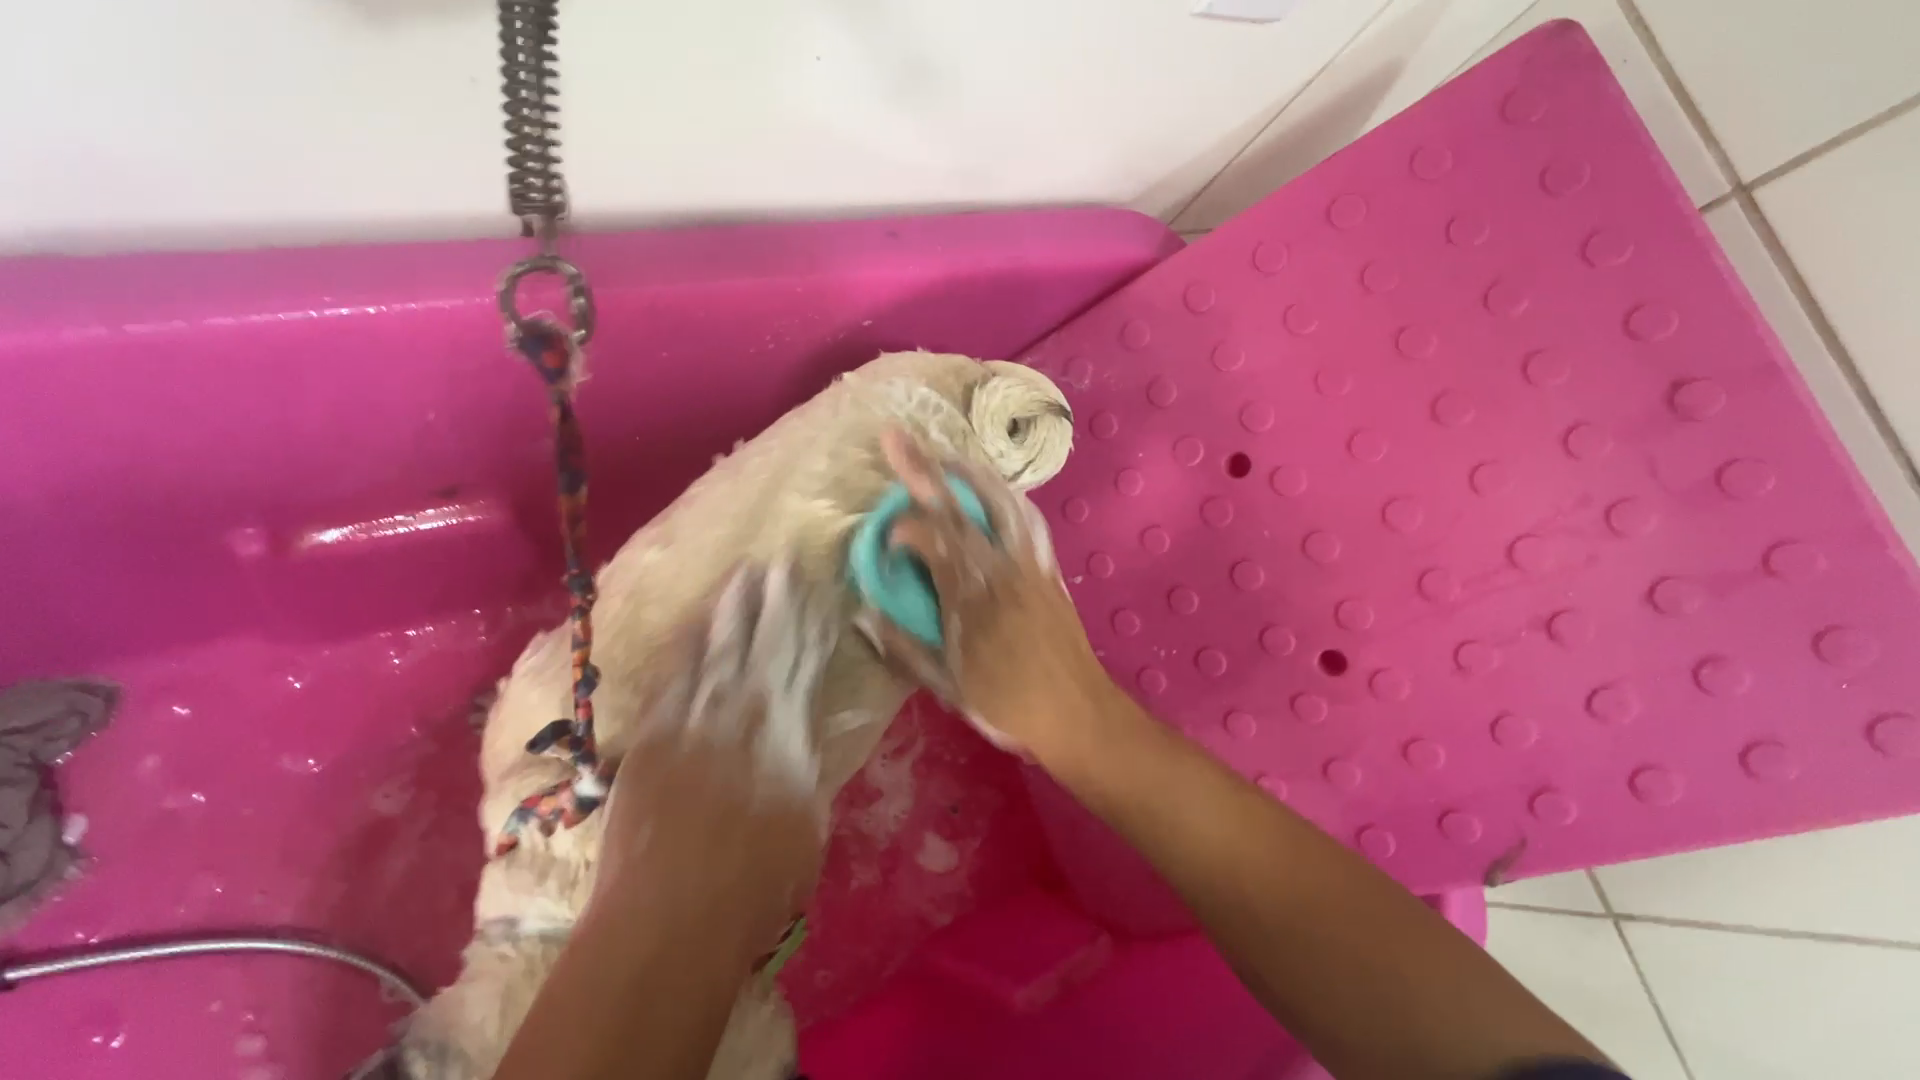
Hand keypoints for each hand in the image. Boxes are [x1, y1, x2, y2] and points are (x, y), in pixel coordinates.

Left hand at [589, 560, 833, 963]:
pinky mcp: (654, 731)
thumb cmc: (757, 882)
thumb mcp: (809, 823)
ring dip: (733, 607)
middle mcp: (746, 712)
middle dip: (776, 601)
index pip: (805, 664)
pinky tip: (696, 619)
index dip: (812, 626)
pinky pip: (674, 672)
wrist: (673, 912)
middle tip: (782, 562)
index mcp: (790, 732)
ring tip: (744, 572)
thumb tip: (804, 734)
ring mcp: (695, 717)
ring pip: (719, 646)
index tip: (818, 592)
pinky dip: (688, 641)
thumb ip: (806, 768)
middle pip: (765, 643)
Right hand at [857, 429, 1113, 759]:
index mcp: (971, 597)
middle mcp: (1002, 568)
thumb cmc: (1008, 705)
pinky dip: (1006, 496)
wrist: (1078, 714)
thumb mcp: (947, 687)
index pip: (931, 540)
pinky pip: (1027, 519)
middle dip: (925, 469)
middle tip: (896, 436)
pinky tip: (995, 492)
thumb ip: (904, 648)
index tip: (886, 543)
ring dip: (970, 472)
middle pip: (961, 507)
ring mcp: (1030, 564)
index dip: (903, 530)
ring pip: (1002, 501)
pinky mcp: (1050, 568)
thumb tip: (865, 616)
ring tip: (945, 455)